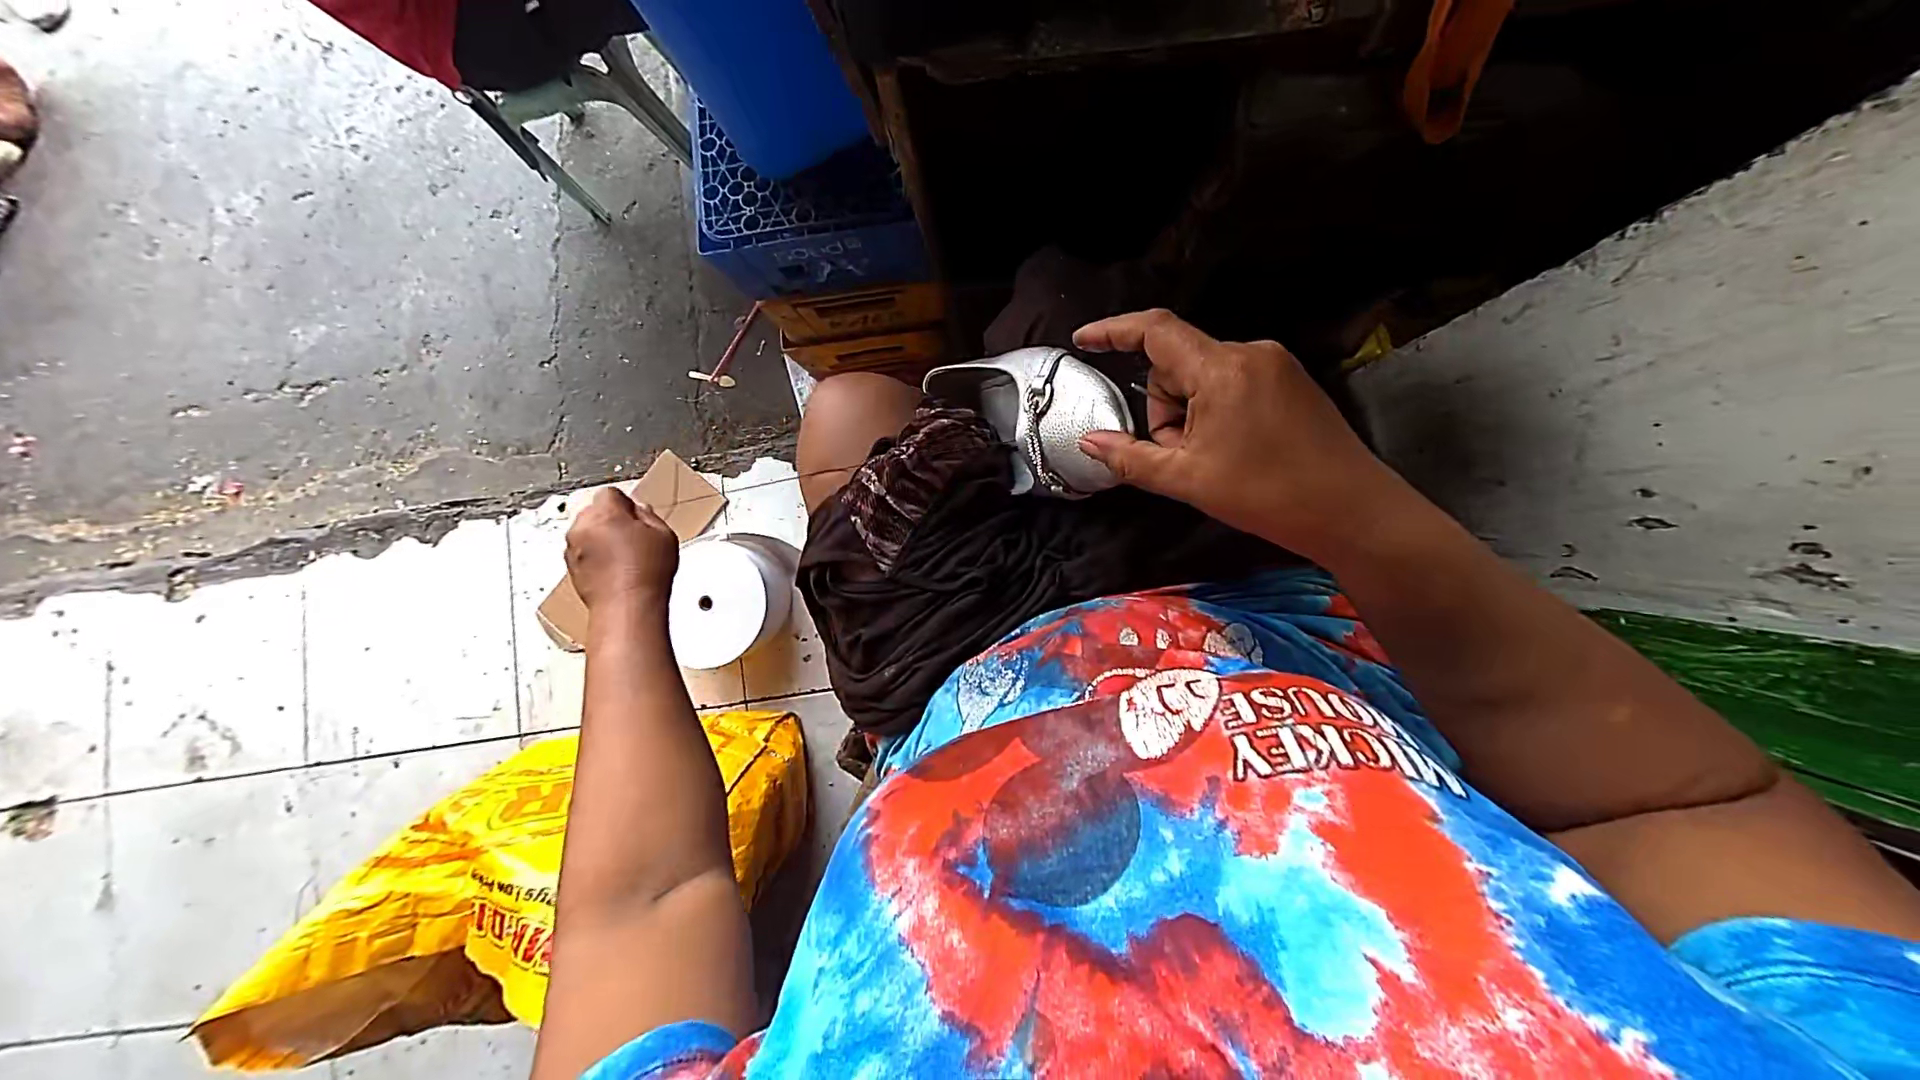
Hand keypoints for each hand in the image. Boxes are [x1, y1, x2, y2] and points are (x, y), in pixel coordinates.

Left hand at [565, 487, 679, 613]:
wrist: (627, 608)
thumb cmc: (646, 575)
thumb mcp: (664, 536)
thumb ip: (650, 516)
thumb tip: (641, 510)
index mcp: (606, 513)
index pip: (611, 493)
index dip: (627, 504)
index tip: (638, 515)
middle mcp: (583, 527)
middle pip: (595, 511)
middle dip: (612, 520)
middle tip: (634, 536)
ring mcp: (573, 548)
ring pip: (587, 532)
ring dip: (601, 538)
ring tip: (626, 556)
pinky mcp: (570, 567)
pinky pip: (583, 552)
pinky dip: (595, 556)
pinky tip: (616, 569)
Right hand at [1072, 309, 1403, 557]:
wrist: (1350, 511)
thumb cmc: (1267, 494)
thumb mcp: (1186, 479)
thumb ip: (1129, 457)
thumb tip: (1091, 443)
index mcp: (1221, 369)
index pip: (1155, 330)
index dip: (1113, 330)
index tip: (1084, 339)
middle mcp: (1250, 353)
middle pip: (1177, 364)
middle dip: (1164, 409)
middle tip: (1180, 455)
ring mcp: (1274, 365)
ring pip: (1203, 377)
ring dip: (1190, 415)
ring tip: (1212, 459)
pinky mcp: (1289, 381)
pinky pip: (1230, 384)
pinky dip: (1215, 412)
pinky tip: (1233, 449)